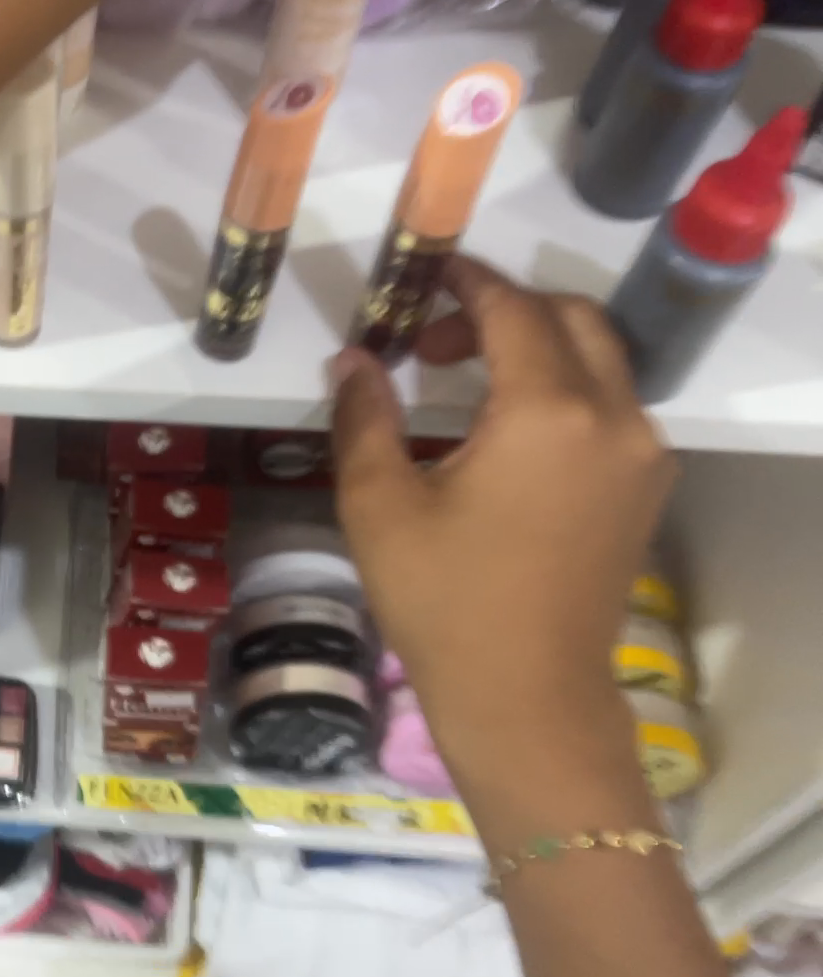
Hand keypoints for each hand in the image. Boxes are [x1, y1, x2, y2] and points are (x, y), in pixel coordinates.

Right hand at [328, 257, 674, 763]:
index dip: (472, 285)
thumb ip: (363, 418)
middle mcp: (614, 421)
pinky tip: (497, 430)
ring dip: (533, 350)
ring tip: (457, 383)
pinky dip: (556, 389)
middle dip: (505, 312)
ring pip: (600, 364)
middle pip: (576, 324)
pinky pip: (607, 408)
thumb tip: (353, 360)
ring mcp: (640, 457)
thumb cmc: (438, 593)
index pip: (517, 315)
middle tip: (433, 340)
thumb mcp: (377, 502)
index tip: (432, 272)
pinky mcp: (641, 490)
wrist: (521, 687)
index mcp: (548, 415)